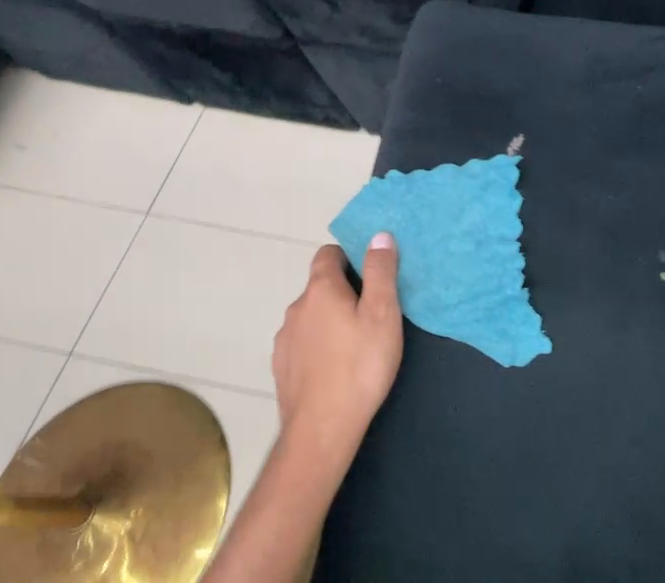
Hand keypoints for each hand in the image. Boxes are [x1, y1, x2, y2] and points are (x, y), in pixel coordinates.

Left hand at [272, 234, 404, 443]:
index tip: (372, 275)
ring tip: (357, 342)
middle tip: (374, 312)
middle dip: (344, 291)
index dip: (349, 257)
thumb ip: (381, 271)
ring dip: (330, 319)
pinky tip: (337, 366)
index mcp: (320, 289)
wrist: (322, 428)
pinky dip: (319, 344)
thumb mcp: (383, 313)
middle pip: (320, 286)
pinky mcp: (282, 366)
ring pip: (311, 316)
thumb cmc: (361, 365)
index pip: (327, 254)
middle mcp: (296, 308)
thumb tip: (378, 236)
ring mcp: (285, 339)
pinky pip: (303, 342)